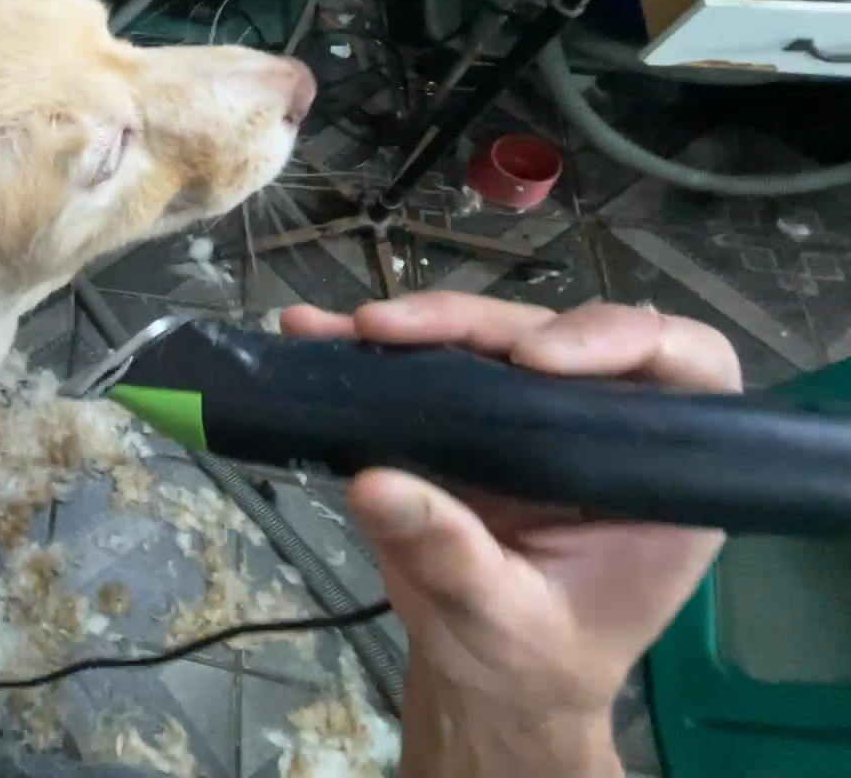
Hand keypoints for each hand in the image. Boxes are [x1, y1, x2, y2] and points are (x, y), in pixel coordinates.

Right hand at [283, 294, 734, 773]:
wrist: (478, 662)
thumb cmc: (524, 652)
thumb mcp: (500, 616)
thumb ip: (451, 556)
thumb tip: (377, 484)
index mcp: (646, 475)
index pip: (673, 370)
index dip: (612, 342)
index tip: (531, 361)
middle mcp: (583, 426)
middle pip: (540, 334)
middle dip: (462, 322)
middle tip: (381, 328)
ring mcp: (509, 415)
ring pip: (468, 337)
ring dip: (398, 325)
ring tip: (328, 326)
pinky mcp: (445, 416)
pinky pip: (408, 365)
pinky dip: (356, 347)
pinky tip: (310, 331)